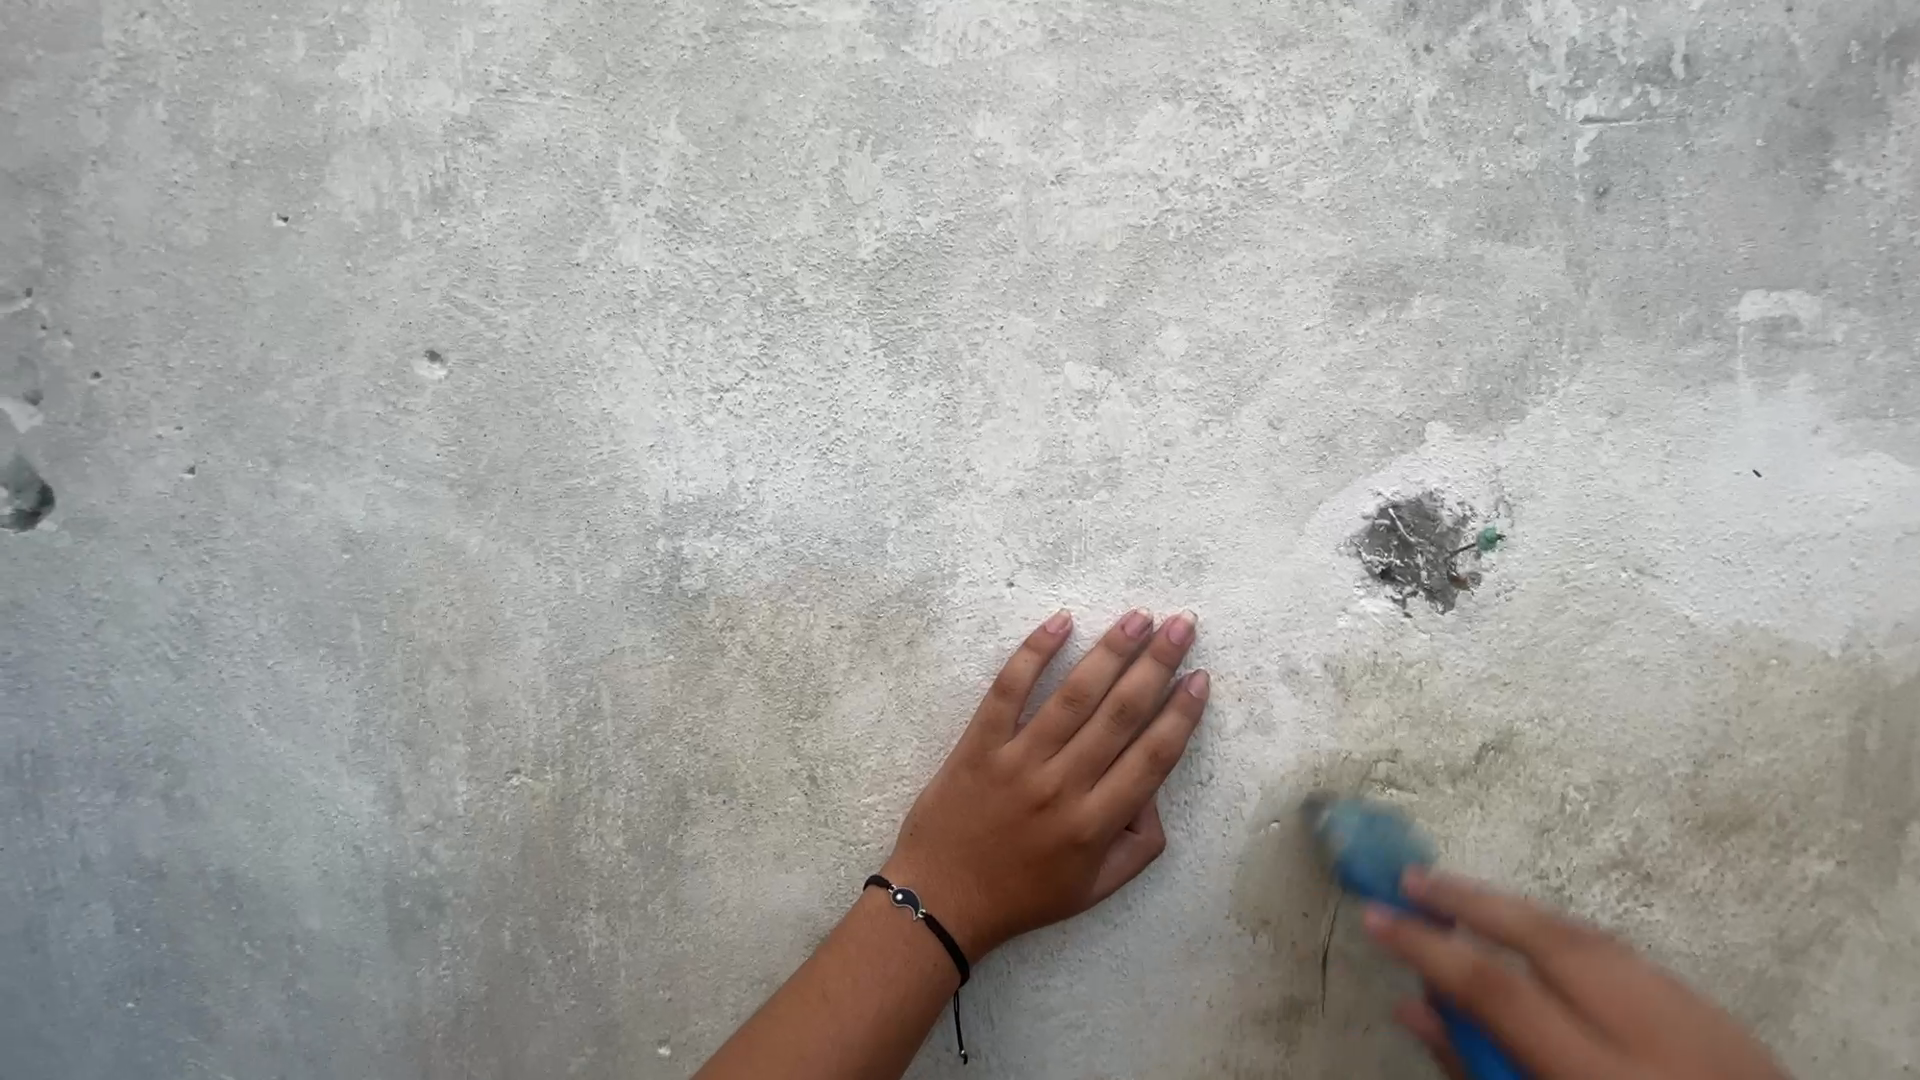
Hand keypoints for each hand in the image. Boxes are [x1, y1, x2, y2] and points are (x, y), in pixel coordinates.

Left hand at [880, 609, 1209, 959]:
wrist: (942, 898)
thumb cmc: (1022, 894)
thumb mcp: (1096, 889)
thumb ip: (1140, 845)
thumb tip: (1155, 790)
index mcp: (1097, 823)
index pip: (1153, 757)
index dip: (1181, 714)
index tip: (1200, 677)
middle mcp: (1063, 786)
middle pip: (1121, 714)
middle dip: (1157, 665)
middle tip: (1182, 625)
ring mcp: (1019, 761)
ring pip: (1074, 695)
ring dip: (1111, 650)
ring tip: (1139, 617)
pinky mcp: (979, 743)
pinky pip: (1009, 689)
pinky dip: (1034, 652)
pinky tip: (1062, 622)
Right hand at [1366, 870, 1790, 1079]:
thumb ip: (1478, 1071)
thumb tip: (1411, 1008)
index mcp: (1604, 1078)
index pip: (1496, 989)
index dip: (1426, 946)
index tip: (1373, 914)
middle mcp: (1659, 1038)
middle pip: (1548, 939)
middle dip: (1471, 901)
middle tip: (1410, 878)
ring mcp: (1702, 1023)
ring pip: (1590, 937)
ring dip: (1516, 911)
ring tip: (1459, 896)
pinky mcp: (1726, 1020)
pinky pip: (1625, 958)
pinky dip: (1567, 937)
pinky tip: (1535, 935)